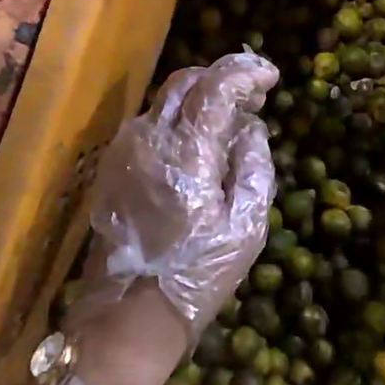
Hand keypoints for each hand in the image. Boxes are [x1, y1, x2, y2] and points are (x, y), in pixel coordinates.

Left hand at [72, 51, 278, 341]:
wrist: (127, 312)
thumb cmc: (196, 274)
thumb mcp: (246, 228)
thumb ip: (253, 167)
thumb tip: (249, 128)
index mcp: (186, 154)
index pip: (215, 88)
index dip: (245, 72)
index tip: (271, 75)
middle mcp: (149, 139)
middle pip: (185, 81)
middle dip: (222, 78)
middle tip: (253, 95)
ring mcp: (125, 150)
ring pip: (165, 101)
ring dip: (200, 98)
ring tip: (230, 120)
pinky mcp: (114, 165)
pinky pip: (151, 124)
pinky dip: (179, 119)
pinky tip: (199, 144)